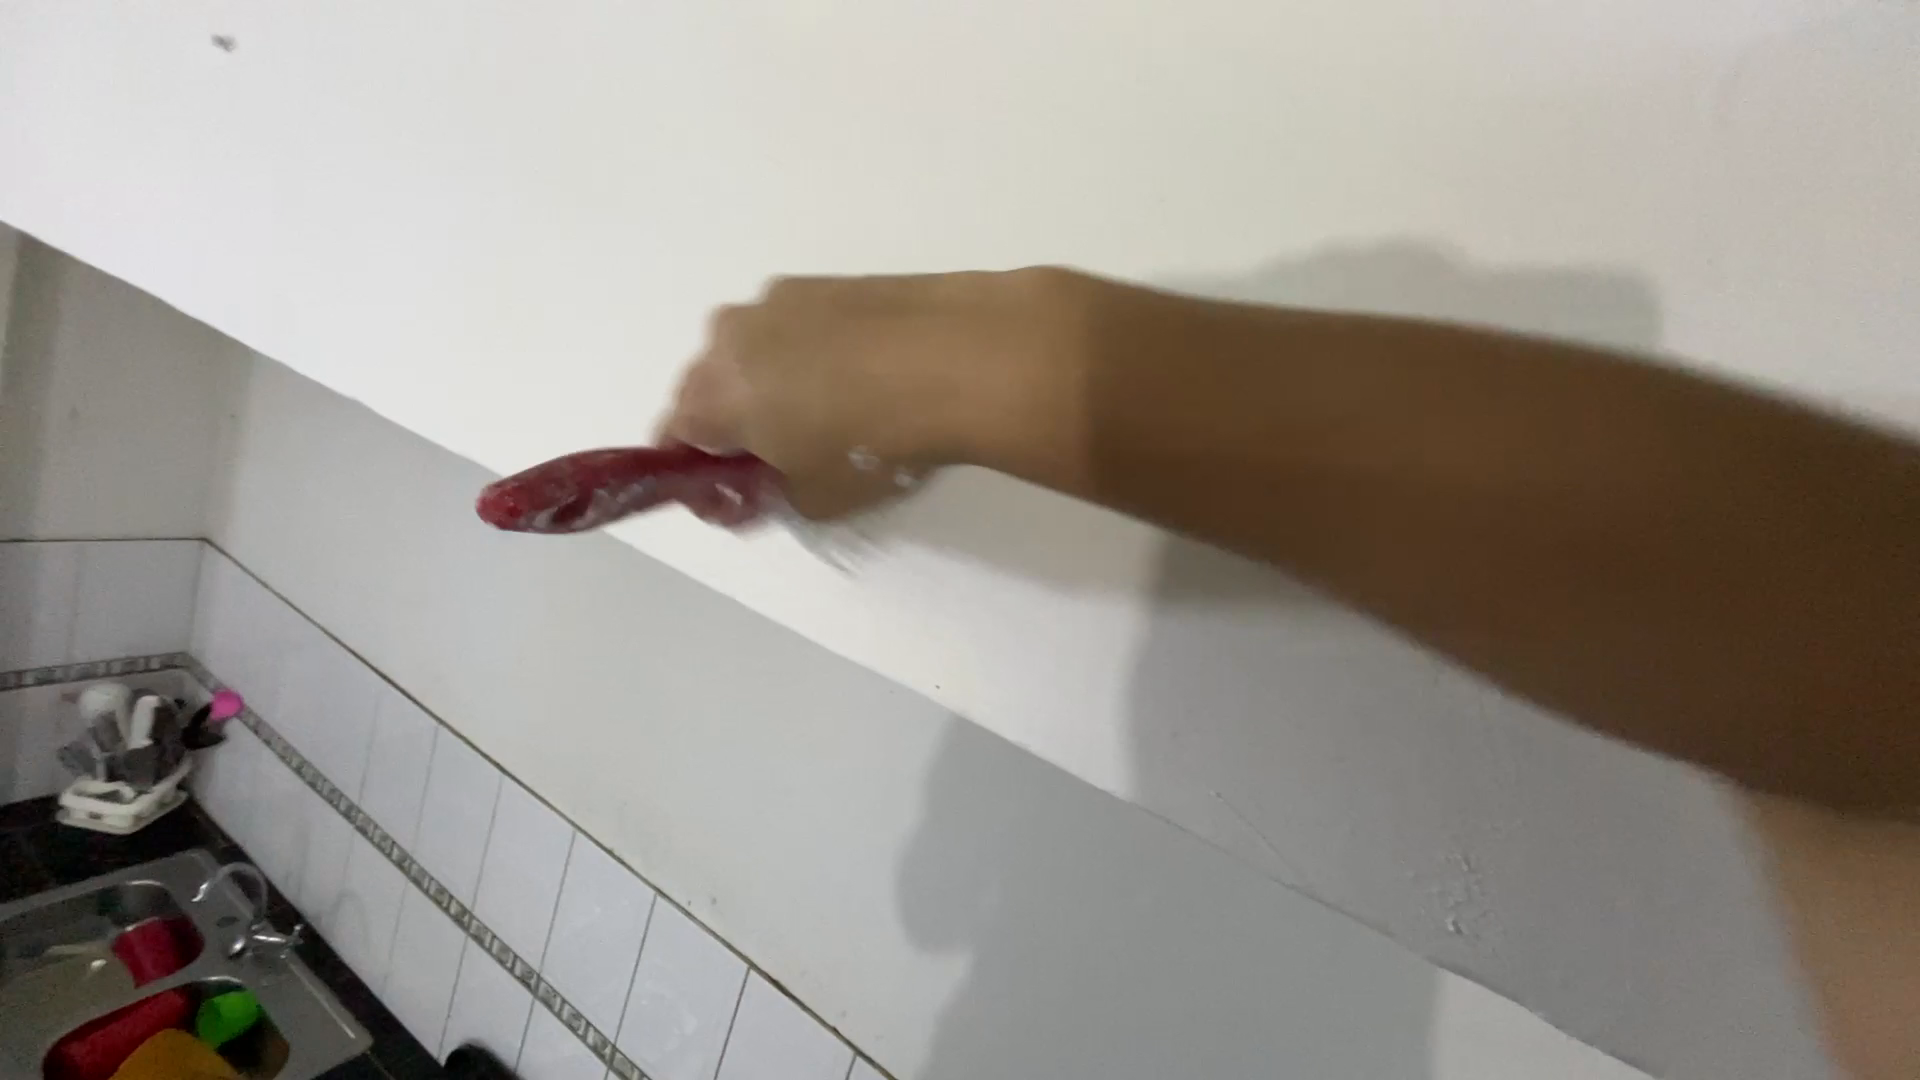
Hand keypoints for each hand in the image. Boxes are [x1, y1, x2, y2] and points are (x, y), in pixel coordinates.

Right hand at [661, 269, 1086, 518]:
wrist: (956, 360)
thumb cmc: (872, 445)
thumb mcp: (814, 500)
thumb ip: (764, 498)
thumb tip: (748, 488)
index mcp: (712, 392)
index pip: (674, 437)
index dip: (698, 470)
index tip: (734, 489)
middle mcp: (729, 335)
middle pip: (710, 388)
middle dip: (735, 425)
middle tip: (786, 456)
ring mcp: (779, 299)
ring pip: (754, 353)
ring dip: (772, 384)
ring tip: (833, 412)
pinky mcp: (827, 282)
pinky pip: (797, 328)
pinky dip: (811, 354)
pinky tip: (860, 375)